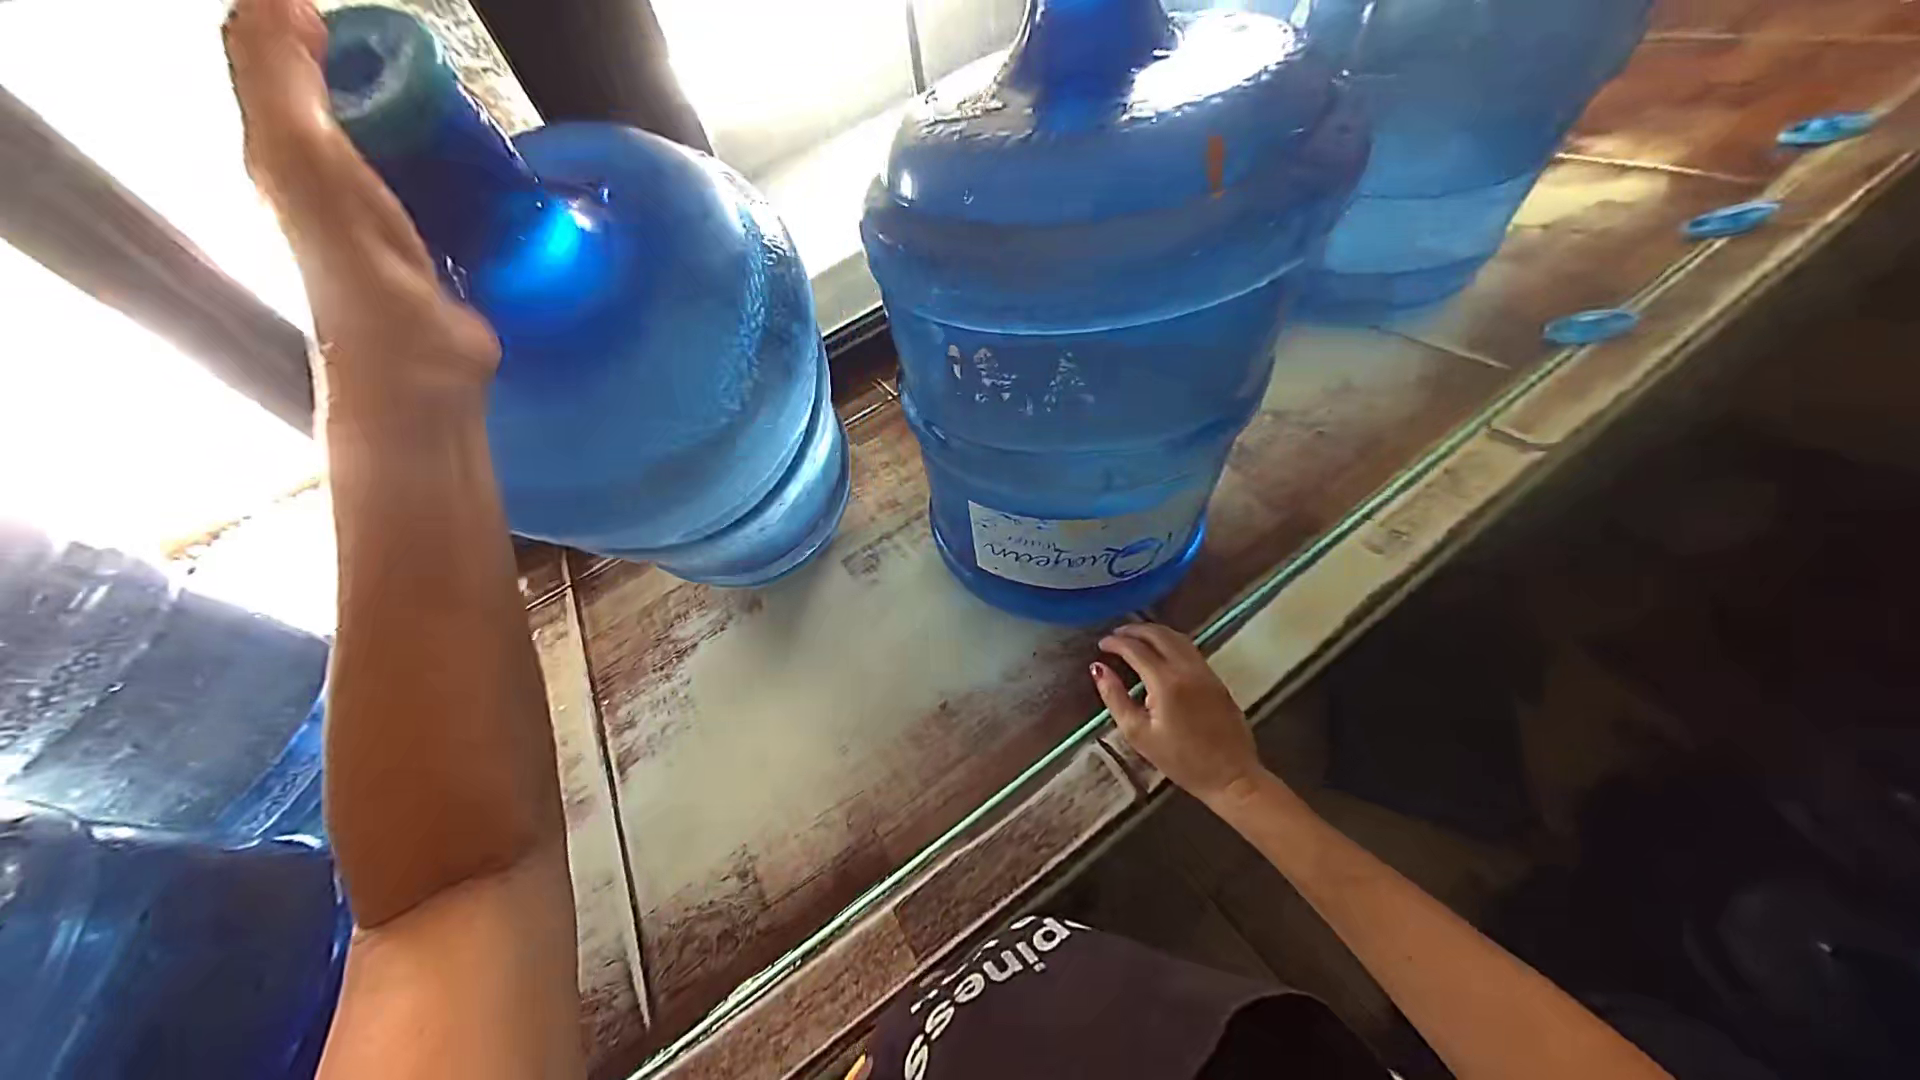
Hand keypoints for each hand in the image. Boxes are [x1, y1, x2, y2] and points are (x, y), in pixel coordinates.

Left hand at [223, 0, 497, 426]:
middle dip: (415, 93)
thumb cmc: (360, 269)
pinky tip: (507, 186)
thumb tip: (285, 0)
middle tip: (458, 91)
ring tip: (490, 137)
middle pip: (376, 117)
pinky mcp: (451, 255)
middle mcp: (341, 186)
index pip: (308, 72)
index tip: (403, 43)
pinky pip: (464, 204)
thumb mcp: (299, 158)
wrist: (422, 364)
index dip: (344, 42)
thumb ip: (278, 76)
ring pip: (424, 160)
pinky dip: (484, 188)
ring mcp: (400, 224)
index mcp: (290, 153)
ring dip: (455, 142)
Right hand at [1091, 623, 1266, 805]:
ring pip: (1177, 637)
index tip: (1101, 644)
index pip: (1136, 649)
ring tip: (1134, 637)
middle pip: (1158, 634)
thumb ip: (1115, 697)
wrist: (1231, 776)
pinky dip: (1170, 640)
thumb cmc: (1180, 760)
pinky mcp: (1216, 678)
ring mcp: (1205, 671)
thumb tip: (1098, 669)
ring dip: (1153, 632)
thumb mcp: (1138, 733)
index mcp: (1166, 682)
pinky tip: (1160, 650)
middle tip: (1115, 636)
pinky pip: (1189, 648)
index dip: (1115, 642)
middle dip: (1133, 630)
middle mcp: (1187, 668)